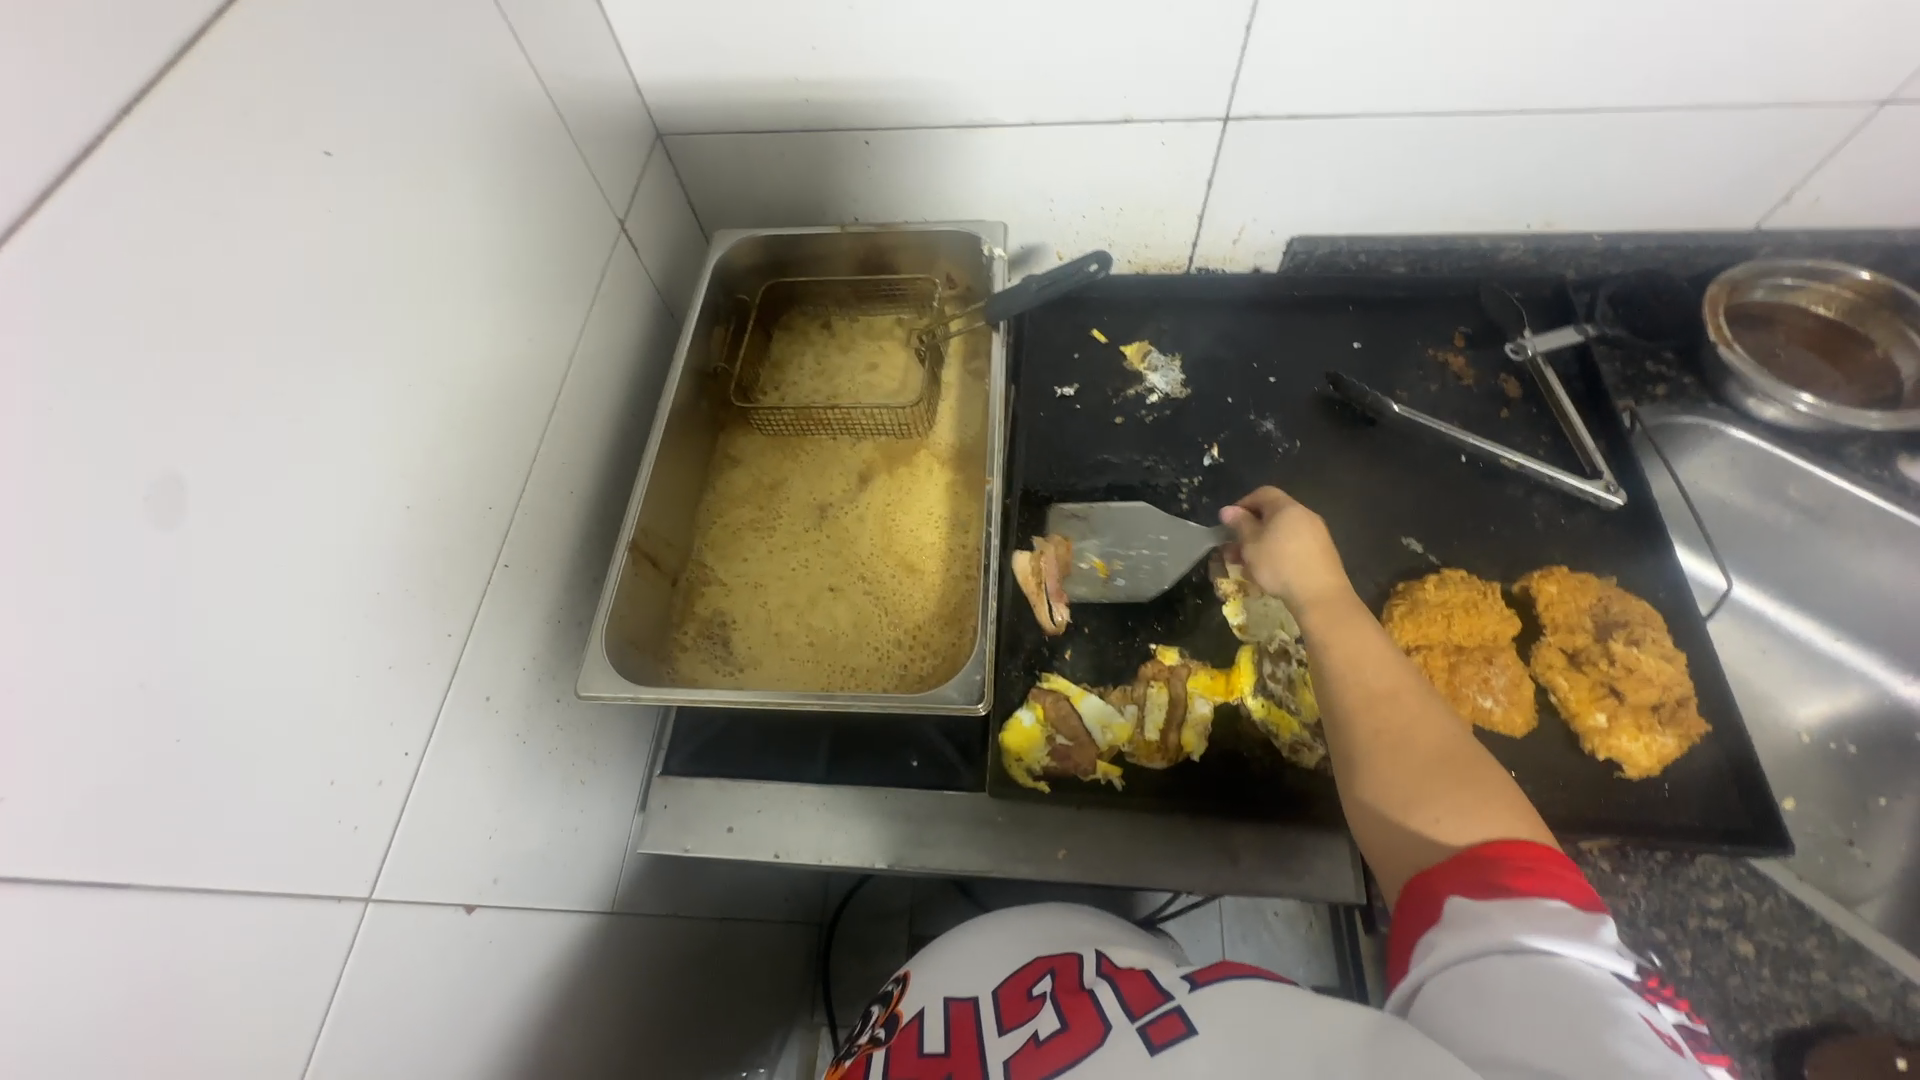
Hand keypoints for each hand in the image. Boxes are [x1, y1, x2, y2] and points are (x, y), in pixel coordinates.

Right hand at [1218, 486, 1354, 614]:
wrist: (1320, 595)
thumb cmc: (1279, 564)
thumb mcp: (1251, 544)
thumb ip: (1239, 524)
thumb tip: (1227, 510)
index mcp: (1286, 508)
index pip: (1262, 494)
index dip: (1242, 504)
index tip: (1229, 523)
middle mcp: (1304, 516)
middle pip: (1272, 515)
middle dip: (1249, 531)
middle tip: (1232, 549)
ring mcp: (1316, 535)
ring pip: (1280, 534)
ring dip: (1260, 546)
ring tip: (1245, 566)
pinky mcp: (1321, 554)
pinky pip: (1292, 547)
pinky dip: (1276, 555)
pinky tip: (1266, 574)